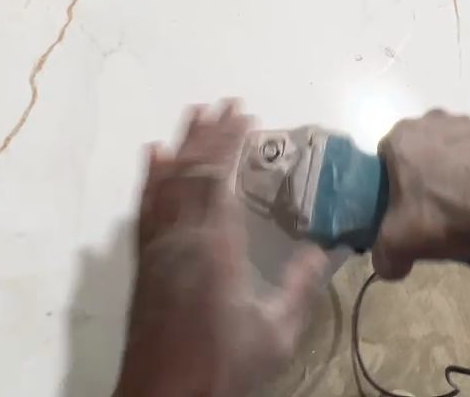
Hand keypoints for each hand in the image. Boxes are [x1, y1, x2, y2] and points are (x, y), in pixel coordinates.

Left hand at [114, 102, 328, 396]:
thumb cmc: (223, 367)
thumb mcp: (275, 335)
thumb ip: (300, 289)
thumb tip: (324, 251)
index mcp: (217, 245)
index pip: (220, 177)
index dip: (231, 142)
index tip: (247, 118)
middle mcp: (184, 234)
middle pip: (193, 169)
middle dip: (210, 132)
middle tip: (227, 103)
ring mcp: (159, 244)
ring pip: (168, 179)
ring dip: (183, 143)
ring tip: (196, 113)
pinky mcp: (145, 258)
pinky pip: (146, 205)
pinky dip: (151, 175)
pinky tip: (155, 154)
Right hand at [372, 110, 469, 279]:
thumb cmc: (444, 210)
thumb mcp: (401, 242)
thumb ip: (385, 255)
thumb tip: (386, 266)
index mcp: (400, 137)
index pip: (386, 158)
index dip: (393, 185)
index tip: (404, 209)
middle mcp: (431, 120)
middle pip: (422, 152)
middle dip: (427, 178)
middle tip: (437, 212)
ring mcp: (468, 123)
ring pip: (455, 152)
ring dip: (459, 173)